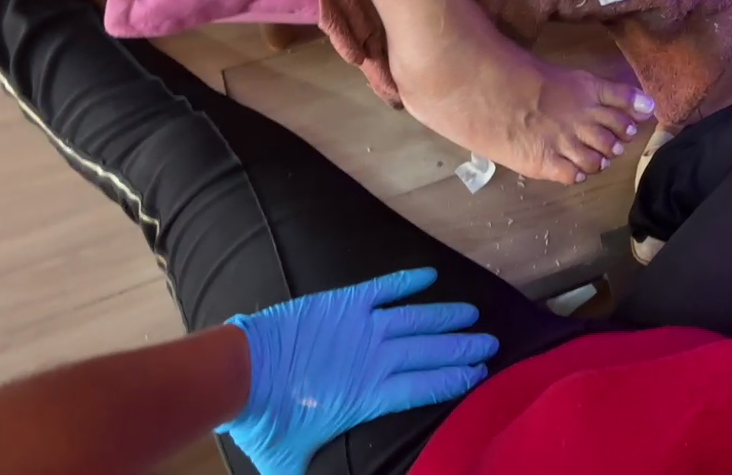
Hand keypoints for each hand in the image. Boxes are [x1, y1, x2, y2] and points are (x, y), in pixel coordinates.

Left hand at [220, 268, 497, 474]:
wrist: (241, 372)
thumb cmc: (267, 421)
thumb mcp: (292, 462)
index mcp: (369, 395)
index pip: (425, 386)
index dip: (455, 378)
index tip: (481, 372)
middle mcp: (376, 357)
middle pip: (430, 350)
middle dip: (463, 347)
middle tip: (490, 342)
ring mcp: (363, 325)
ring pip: (416, 318)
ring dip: (445, 315)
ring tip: (471, 313)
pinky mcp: (348, 302)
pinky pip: (385, 287)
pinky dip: (408, 280)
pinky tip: (430, 274)